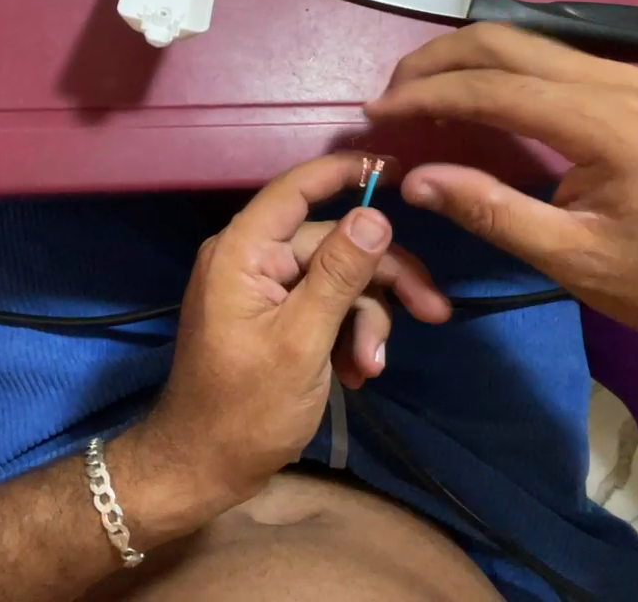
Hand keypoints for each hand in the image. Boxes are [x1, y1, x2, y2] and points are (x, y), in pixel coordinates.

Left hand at [135, 153, 450, 508]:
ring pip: (336, 278)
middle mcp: (253, 257)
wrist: (205, 468)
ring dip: (365, 320)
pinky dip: (346, 333)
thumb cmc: (245, 407)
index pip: (297, 188)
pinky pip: (324, 305)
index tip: (398, 168)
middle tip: (433, 311)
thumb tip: (375, 215)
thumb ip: (338, 274)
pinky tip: (356, 374)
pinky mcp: (276, 314)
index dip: (346, 171)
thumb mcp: (302, 340)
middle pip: (333, 242)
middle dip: (381, 279)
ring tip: (370, 369)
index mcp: (244, 250)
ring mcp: (264, 287)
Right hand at [364, 24, 637, 341]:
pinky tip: (465, 97)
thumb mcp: (574, 259)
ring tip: (415, 96)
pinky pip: (537, 56)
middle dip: (433, 62)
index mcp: (604, 122)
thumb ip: (492, 212)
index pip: (491, 87)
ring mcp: (619, 76)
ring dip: (457, 60)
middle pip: (500, 41)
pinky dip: (488, 68)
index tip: (376, 113)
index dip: (425, 96)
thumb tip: (415, 180)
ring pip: (517, 39)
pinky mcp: (619, 85)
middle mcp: (611, 80)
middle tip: (389, 98)